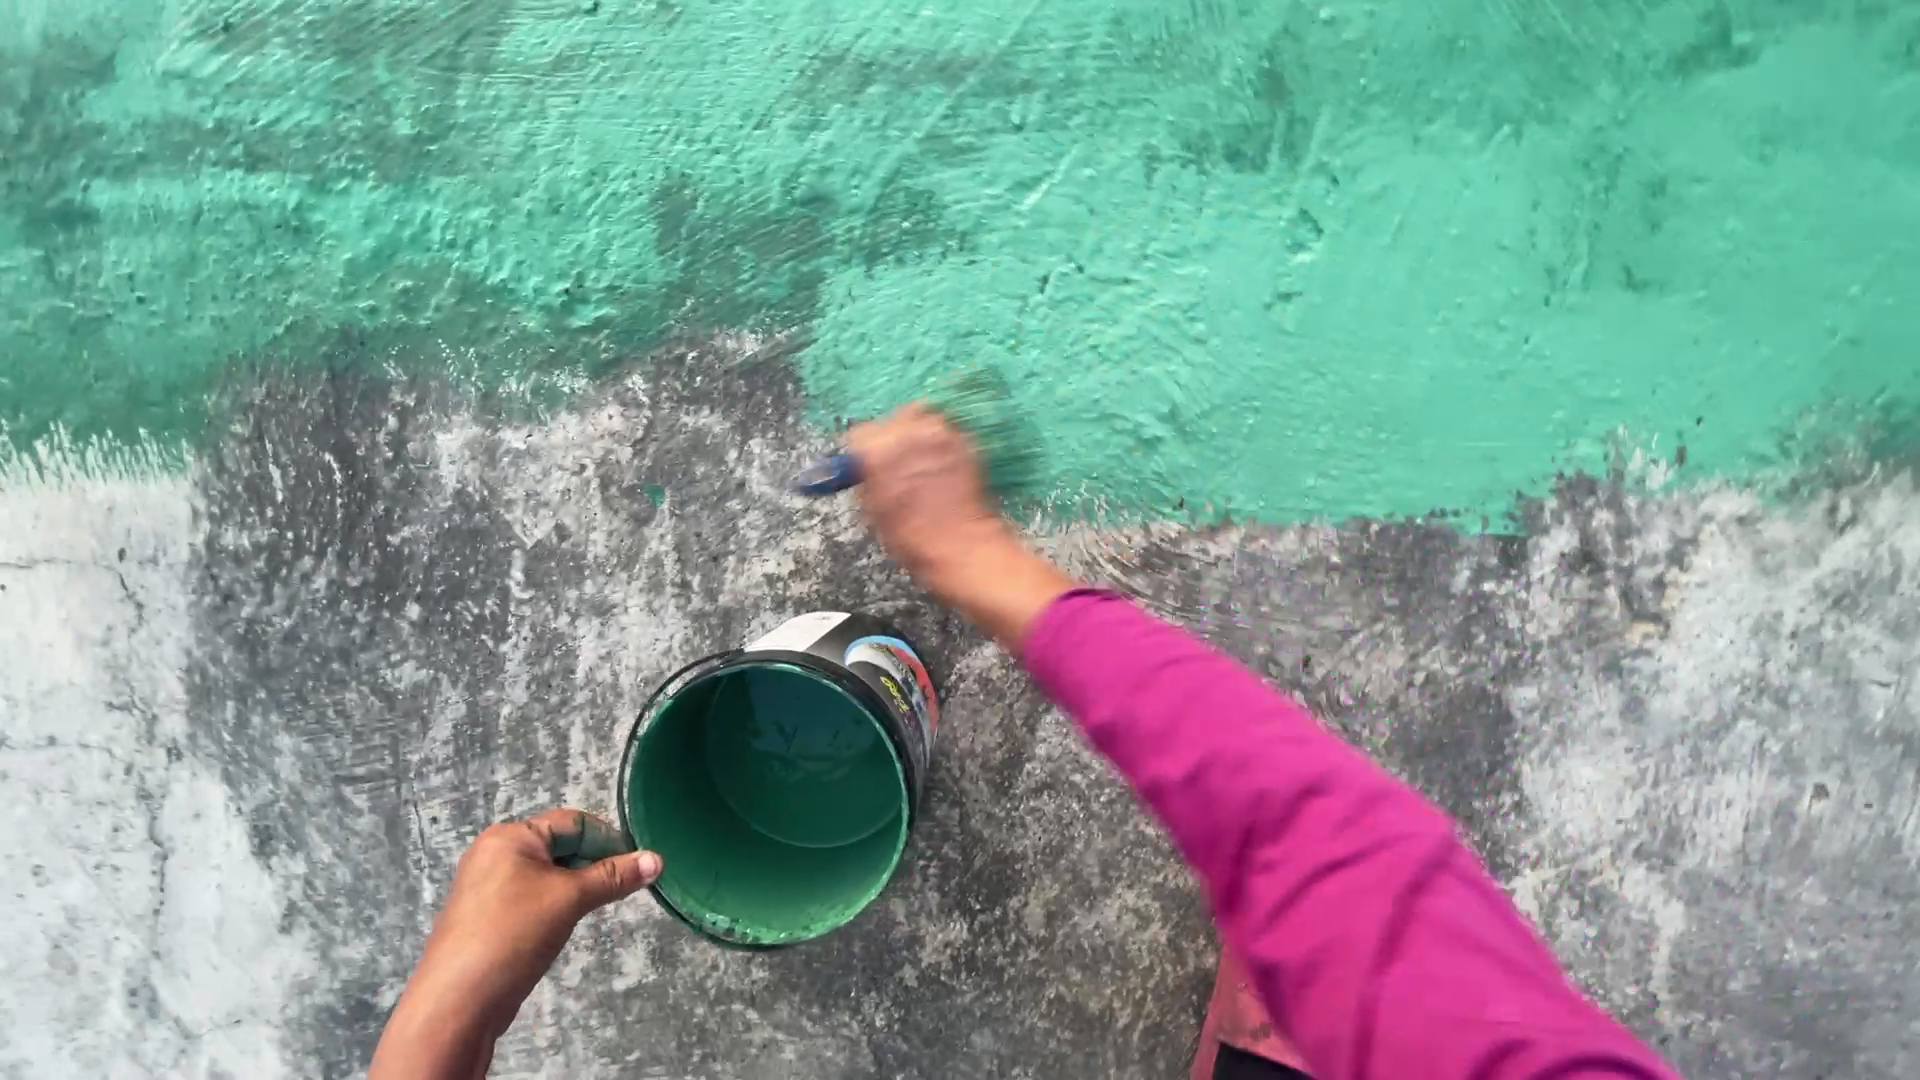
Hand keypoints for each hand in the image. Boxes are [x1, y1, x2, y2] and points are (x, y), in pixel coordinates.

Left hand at [369, 810, 662, 1079]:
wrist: (455, 1006)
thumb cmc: (514, 933)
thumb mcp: (571, 898)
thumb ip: (615, 876)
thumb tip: (657, 860)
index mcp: (510, 837)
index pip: (574, 823)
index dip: (608, 840)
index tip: (637, 862)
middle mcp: (496, 855)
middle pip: (562, 846)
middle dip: (595, 863)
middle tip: (624, 884)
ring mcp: (489, 888)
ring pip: (550, 874)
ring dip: (579, 885)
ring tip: (600, 903)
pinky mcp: (489, 918)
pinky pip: (534, 897)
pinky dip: (558, 903)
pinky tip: (568, 922)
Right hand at [846, 405, 1075, 646]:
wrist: (965, 549)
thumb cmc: (916, 542)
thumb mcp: (875, 514)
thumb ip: (866, 479)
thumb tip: (859, 463)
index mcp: (879, 452)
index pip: (860, 434)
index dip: (863, 452)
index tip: (867, 467)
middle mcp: (910, 434)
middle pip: (891, 421)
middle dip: (890, 440)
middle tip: (895, 468)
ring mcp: (943, 435)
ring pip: (920, 420)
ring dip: (917, 437)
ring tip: (920, 467)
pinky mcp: (967, 443)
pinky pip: (946, 432)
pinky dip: (940, 444)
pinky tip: (941, 470)